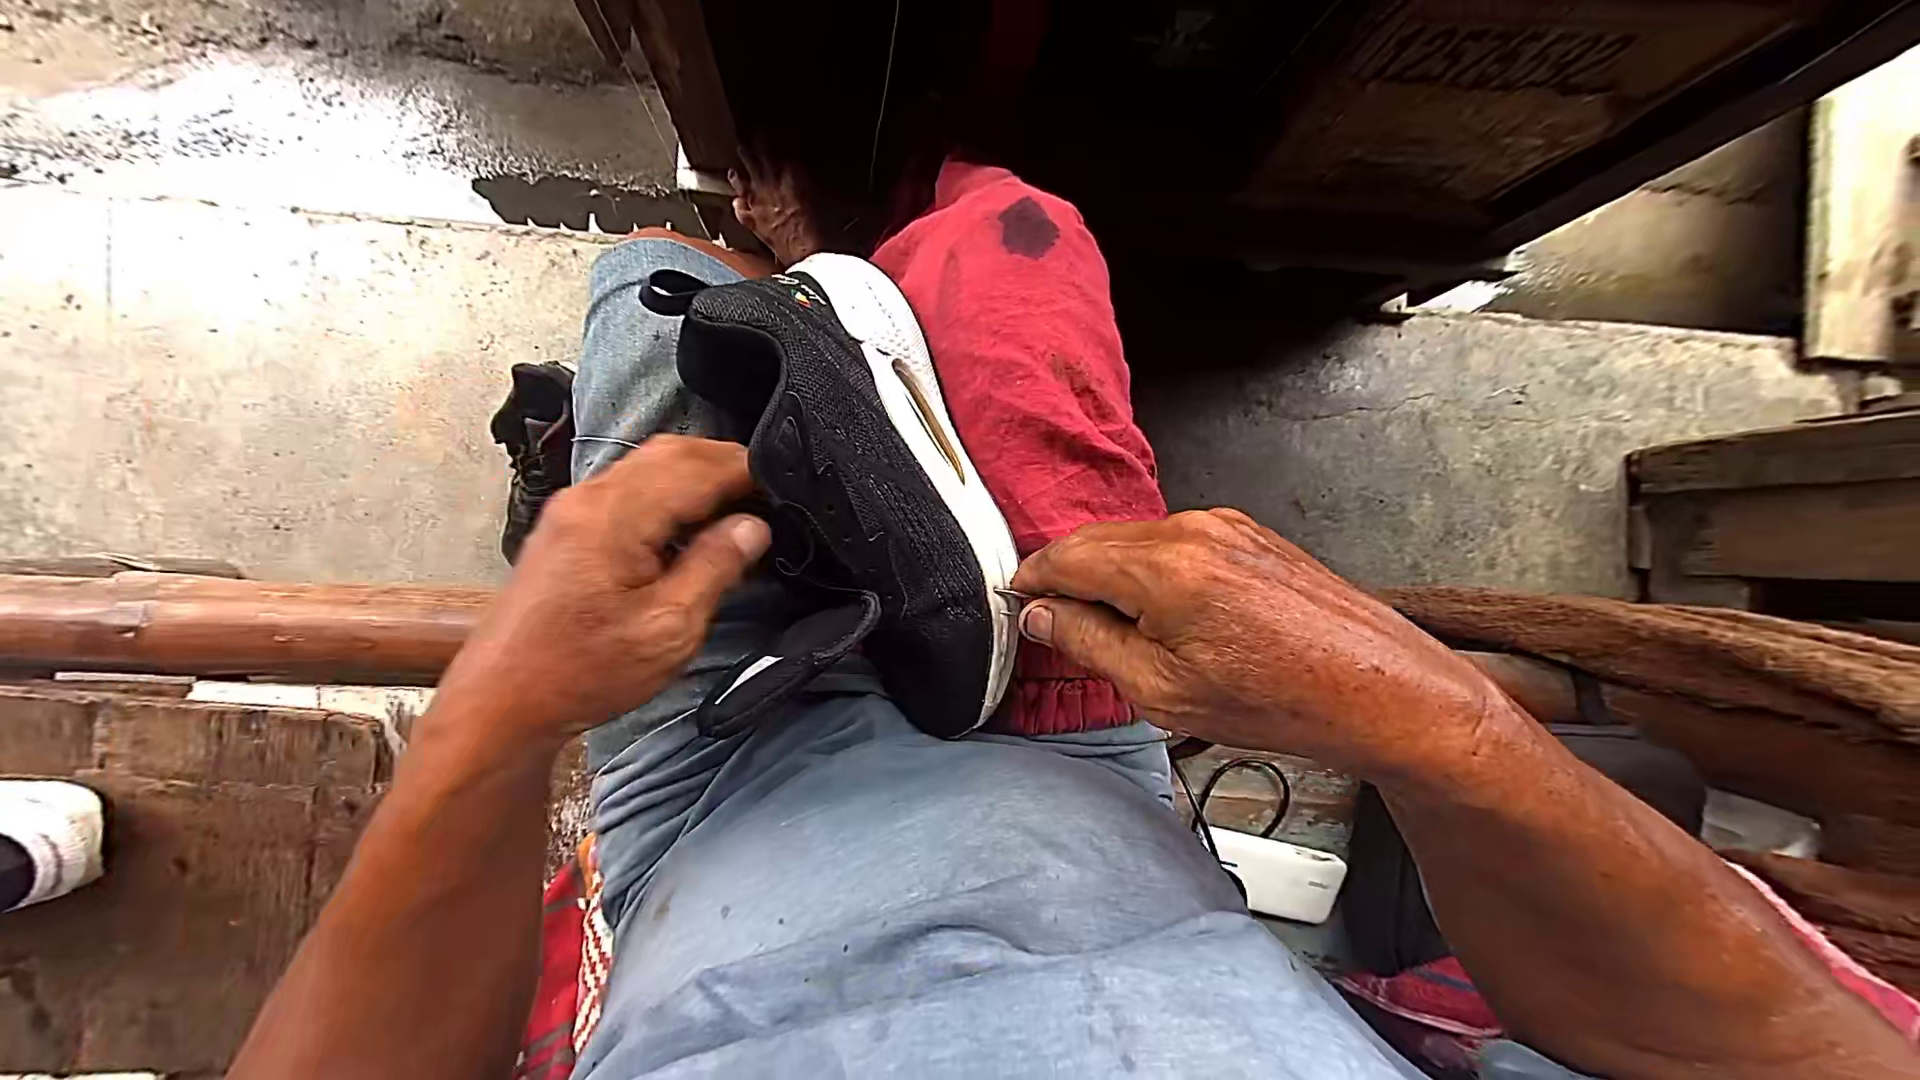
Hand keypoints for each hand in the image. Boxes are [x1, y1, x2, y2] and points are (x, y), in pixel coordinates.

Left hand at [432, 436, 769, 749]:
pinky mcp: (571, 526)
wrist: (503, 703)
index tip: (784, 485)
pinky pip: (632, 484)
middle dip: (727, 461)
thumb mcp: (669, 628)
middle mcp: (591, 499)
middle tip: (770, 488)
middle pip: (672, 451)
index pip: (697, 469)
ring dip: (700, 471)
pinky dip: (673, 487)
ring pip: (651, 462)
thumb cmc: (583, 671)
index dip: (747, 470)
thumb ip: (716, 566)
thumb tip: (754, 526)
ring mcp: (576, 509)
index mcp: (615, 518)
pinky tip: (694, 517)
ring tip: (742, 500)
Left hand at [730, 149, 823, 266]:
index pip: (780, 146)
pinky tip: (737, 202)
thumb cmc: (824, 232)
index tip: (781, 136)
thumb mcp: (830, 201)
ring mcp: (758, 202)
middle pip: (754, 156)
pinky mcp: (753, 223)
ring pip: (740, 179)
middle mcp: (770, 182)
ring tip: (735, 169)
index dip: (778, 138)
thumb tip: (815, 177)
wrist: (810, 258)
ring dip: (738, 173)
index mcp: (791, 172)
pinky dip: (738, 205)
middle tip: (751, 142)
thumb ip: (817, 184)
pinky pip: (740, 210)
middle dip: (753, 148)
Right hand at [1010, 509, 1523, 785]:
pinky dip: (1144, 567)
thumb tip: (1043, 615)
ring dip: (1106, 573)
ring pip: (1131, 540)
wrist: (1381, 689)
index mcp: (1162, 568)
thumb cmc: (1279, 698)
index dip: (1032, 579)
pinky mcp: (1243, 532)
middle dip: (1066, 576)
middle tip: (1055, 619)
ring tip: (1110, 623)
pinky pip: (1169, 540)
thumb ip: (1087, 641)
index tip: (1019, 599)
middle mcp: (1189, 530)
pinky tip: (1155, 607)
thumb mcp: (1161, 689)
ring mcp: (1221, 525)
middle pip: (1094, 541)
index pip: (1065, 557)